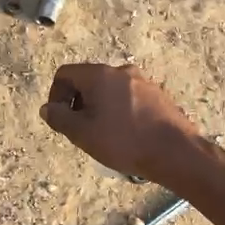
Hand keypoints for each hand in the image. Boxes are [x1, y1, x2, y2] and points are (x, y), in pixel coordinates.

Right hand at [38, 63, 207, 184]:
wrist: (177, 153)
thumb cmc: (123, 141)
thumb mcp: (81, 133)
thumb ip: (58, 117)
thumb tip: (48, 108)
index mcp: (99, 75)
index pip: (64, 74)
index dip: (55, 95)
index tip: (60, 118)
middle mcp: (121, 71)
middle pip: (87, 81)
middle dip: (78, 103)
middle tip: (80, 129)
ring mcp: (143, 82)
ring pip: (109, 90)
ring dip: (98, 108)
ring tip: (103, 134)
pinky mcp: (159, 95)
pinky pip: (128, 97)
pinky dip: (119, 111)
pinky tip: (125, 134)